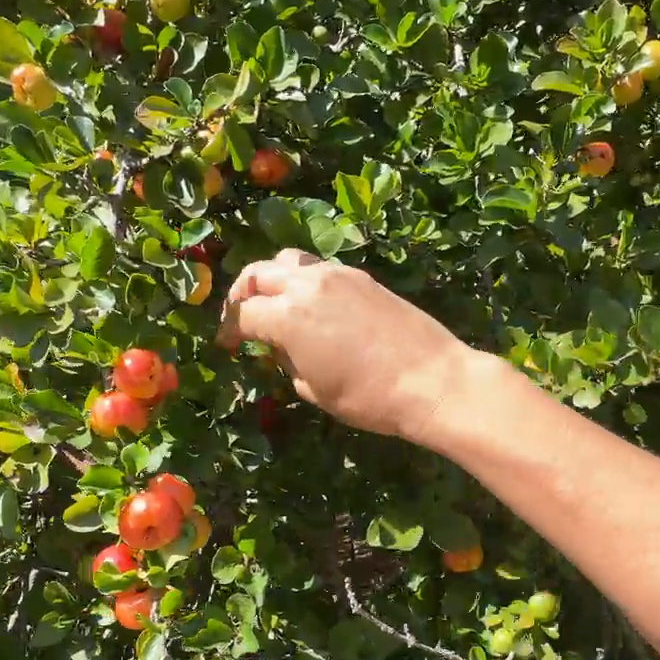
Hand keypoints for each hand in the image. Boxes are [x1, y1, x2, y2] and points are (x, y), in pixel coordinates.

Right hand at [217, 250, 475, 440]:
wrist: (433, 380)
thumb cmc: (369, 398)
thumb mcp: (316, 390)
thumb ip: (289, 361)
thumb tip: (282, 347)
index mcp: (288, 315)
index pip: (243, 314)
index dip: (228, 331)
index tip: (226, 345)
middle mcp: (308, 284)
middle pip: (259, 275)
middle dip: (242, 295)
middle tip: (241, 317)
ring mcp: (339, 275)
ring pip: (290, 261)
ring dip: (273, 279)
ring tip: (275, 303)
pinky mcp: (364, 278)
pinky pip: (321, 268)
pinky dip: (305, 280)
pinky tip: (313, 305)